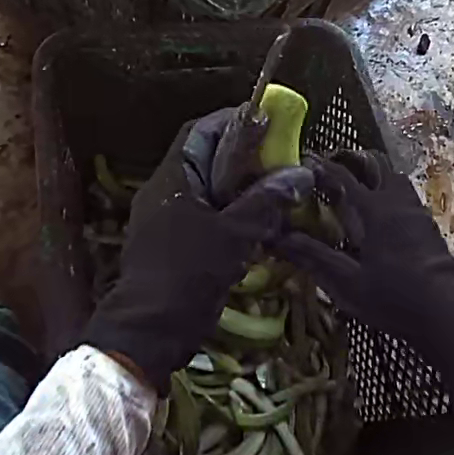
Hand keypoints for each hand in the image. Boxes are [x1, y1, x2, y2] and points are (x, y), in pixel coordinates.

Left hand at [83, 108, 312, 390]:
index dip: (234, 121)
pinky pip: (213, 217)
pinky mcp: (180, 245)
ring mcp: (172, 220)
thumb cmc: (187, 274)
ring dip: (246, 189)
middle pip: (210, 159)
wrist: (150, 333)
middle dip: (247, 157)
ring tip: (280, 191)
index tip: (269, 122)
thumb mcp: (233, 233)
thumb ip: (267, 201)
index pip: (201, 132)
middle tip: (283, 160)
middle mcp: (169, 192)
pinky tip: (265, 226)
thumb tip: (302, 173)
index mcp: (173, 179)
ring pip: (214, 190)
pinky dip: (239, 216)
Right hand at [273, 151, 453, 406]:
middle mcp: (397, 201)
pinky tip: (380, 214)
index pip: (343, 176)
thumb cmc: (392, 298)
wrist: (445, 313)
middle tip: (331, 169)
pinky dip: (387, 191)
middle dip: (352, 159)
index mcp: (374, 210)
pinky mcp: (428, 225)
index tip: (304, 161)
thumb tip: (278, 238)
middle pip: (375, 163)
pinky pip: (405, 194)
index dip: (322, 165)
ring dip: (373, 174)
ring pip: (393, 177)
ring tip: (355, 188)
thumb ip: (313, 257)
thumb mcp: (346, 282)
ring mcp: (416, 211)